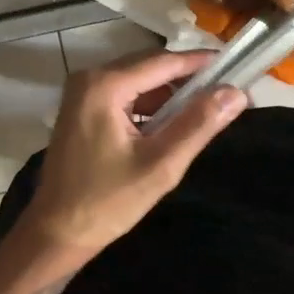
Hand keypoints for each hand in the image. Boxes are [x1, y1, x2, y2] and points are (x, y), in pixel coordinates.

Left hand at [15, 51, 247, 257]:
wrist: (57, 231)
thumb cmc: (107, 202)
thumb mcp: (160, 165)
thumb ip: (198, 125)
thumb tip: (235, 93)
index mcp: (104, 86)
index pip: (162, 61)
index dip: (201, 63)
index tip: (235, 67)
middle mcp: (89, 78)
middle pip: (148, 66)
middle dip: (187, 77)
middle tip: (227, 90)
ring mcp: (81, 93)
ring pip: (136, 80)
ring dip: (168, 92)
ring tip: (207, 107)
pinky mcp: (81, 109)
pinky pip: (123, 94)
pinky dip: (149, 104)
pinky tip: (171, 123)